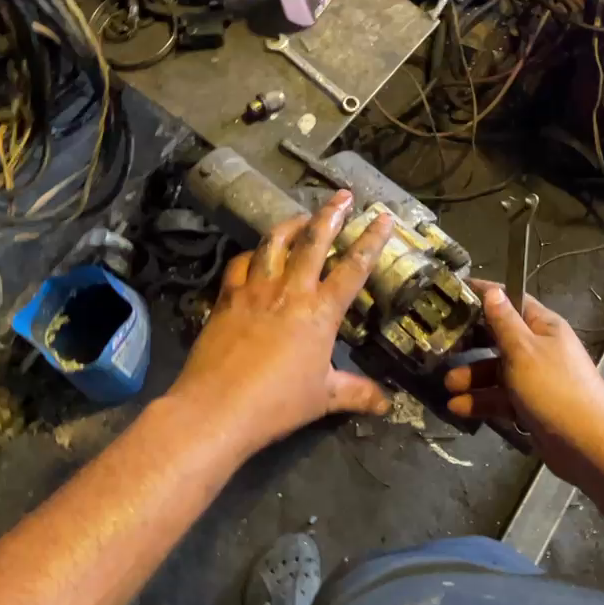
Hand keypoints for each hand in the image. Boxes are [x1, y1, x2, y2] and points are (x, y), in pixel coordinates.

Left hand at [165, 191, 394, 456]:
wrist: (216, 409)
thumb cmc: (277, 403)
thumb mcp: (323, 398)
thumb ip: (357, 393)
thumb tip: (387, 403)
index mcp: (321, 311)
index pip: (354, 267)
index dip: (372, 239)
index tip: (383, 217)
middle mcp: (291, 291)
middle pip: (314, 241)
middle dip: (331, 214)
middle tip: (343, 195)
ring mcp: (256, 290)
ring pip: (275, 243)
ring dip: (291, 225)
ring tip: (301, 215)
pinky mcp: (227, 297)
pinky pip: (241, 264)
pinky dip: (252, 253)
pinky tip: (256, 253)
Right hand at [446, 280, 603, 484]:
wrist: (587, 445)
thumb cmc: (554, 389)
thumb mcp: (524, 350)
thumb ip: (504, 322)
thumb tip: (493, 291)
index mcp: (544, 326)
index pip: (511, 300)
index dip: (485, 295)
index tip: (455, 292)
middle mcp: (539, 348)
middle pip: (499, 338)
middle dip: (472, 343)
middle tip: (442, 343)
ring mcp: (535, 379)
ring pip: (497, 371)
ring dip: (472, 377)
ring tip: (447, 385)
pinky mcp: (529, 407)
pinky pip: (501, 398)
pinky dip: (481, 401)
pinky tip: (457, 408)